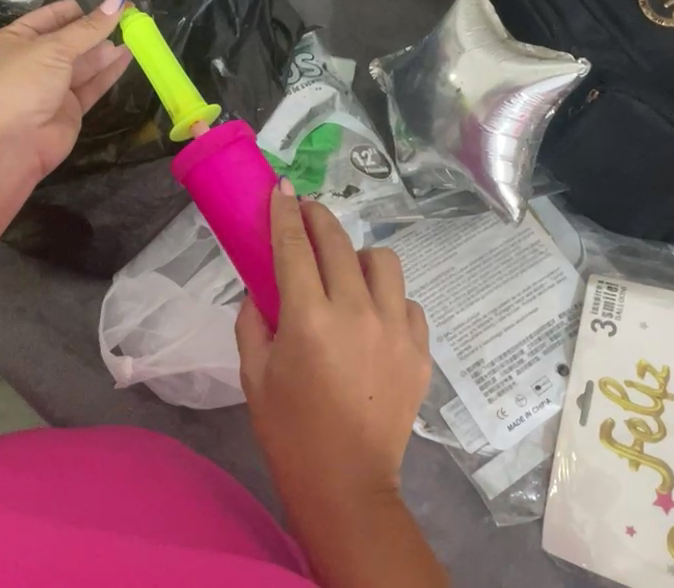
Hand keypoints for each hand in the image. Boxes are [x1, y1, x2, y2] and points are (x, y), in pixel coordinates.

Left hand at [0, 0, 132, 182]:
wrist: (7, 145)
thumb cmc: (20, 84)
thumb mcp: (53, 49)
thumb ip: (89, 28)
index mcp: (18, 38)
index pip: (54, 15)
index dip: (82, 6)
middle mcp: (34, 60)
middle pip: (72, 38)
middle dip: (98, 27)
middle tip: (132, 14)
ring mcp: (53, 85)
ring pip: (85, 62)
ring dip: (107, 48)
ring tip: (136, 32)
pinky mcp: (70, 108)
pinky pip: (93, 84)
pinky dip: (110, 71)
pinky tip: (129, 56)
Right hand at [236, 187, 432, 514]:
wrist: (346, 485)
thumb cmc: (289, 431)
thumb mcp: (254, 375)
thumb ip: (253, 322)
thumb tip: (260, 289)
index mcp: (308, 318)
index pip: (294, 246)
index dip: (285, 212)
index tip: (282, 189)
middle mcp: (356, 312)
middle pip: (338, 242)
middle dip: (318, 218)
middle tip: (307, 213)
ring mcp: (395, 329)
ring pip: (382, 262)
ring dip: (358, 256)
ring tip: (346, 272)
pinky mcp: (420, 350)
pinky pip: (407, 302)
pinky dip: (388, 299)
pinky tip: (373, 317)